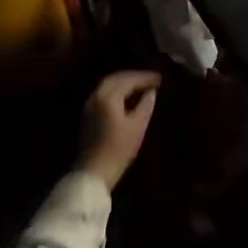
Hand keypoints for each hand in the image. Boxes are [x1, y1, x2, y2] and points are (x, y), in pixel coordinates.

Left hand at [77, 70, 161, 188]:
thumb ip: (145, 105)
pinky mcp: (88, 115)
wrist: (95, 171)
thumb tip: (151, 92)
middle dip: (133, 77)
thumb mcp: (138, 126)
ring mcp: (89, 106)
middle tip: (150, 79)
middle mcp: (95, 97)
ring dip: (124, 83)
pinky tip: (127, 98)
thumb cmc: (119, 149)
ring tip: (141, 86)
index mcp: (107, 97)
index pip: (128, 80)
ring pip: (107, 86)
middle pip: (115, 79)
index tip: (160, 78)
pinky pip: (103, 95)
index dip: (145, 78)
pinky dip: (116, 91)